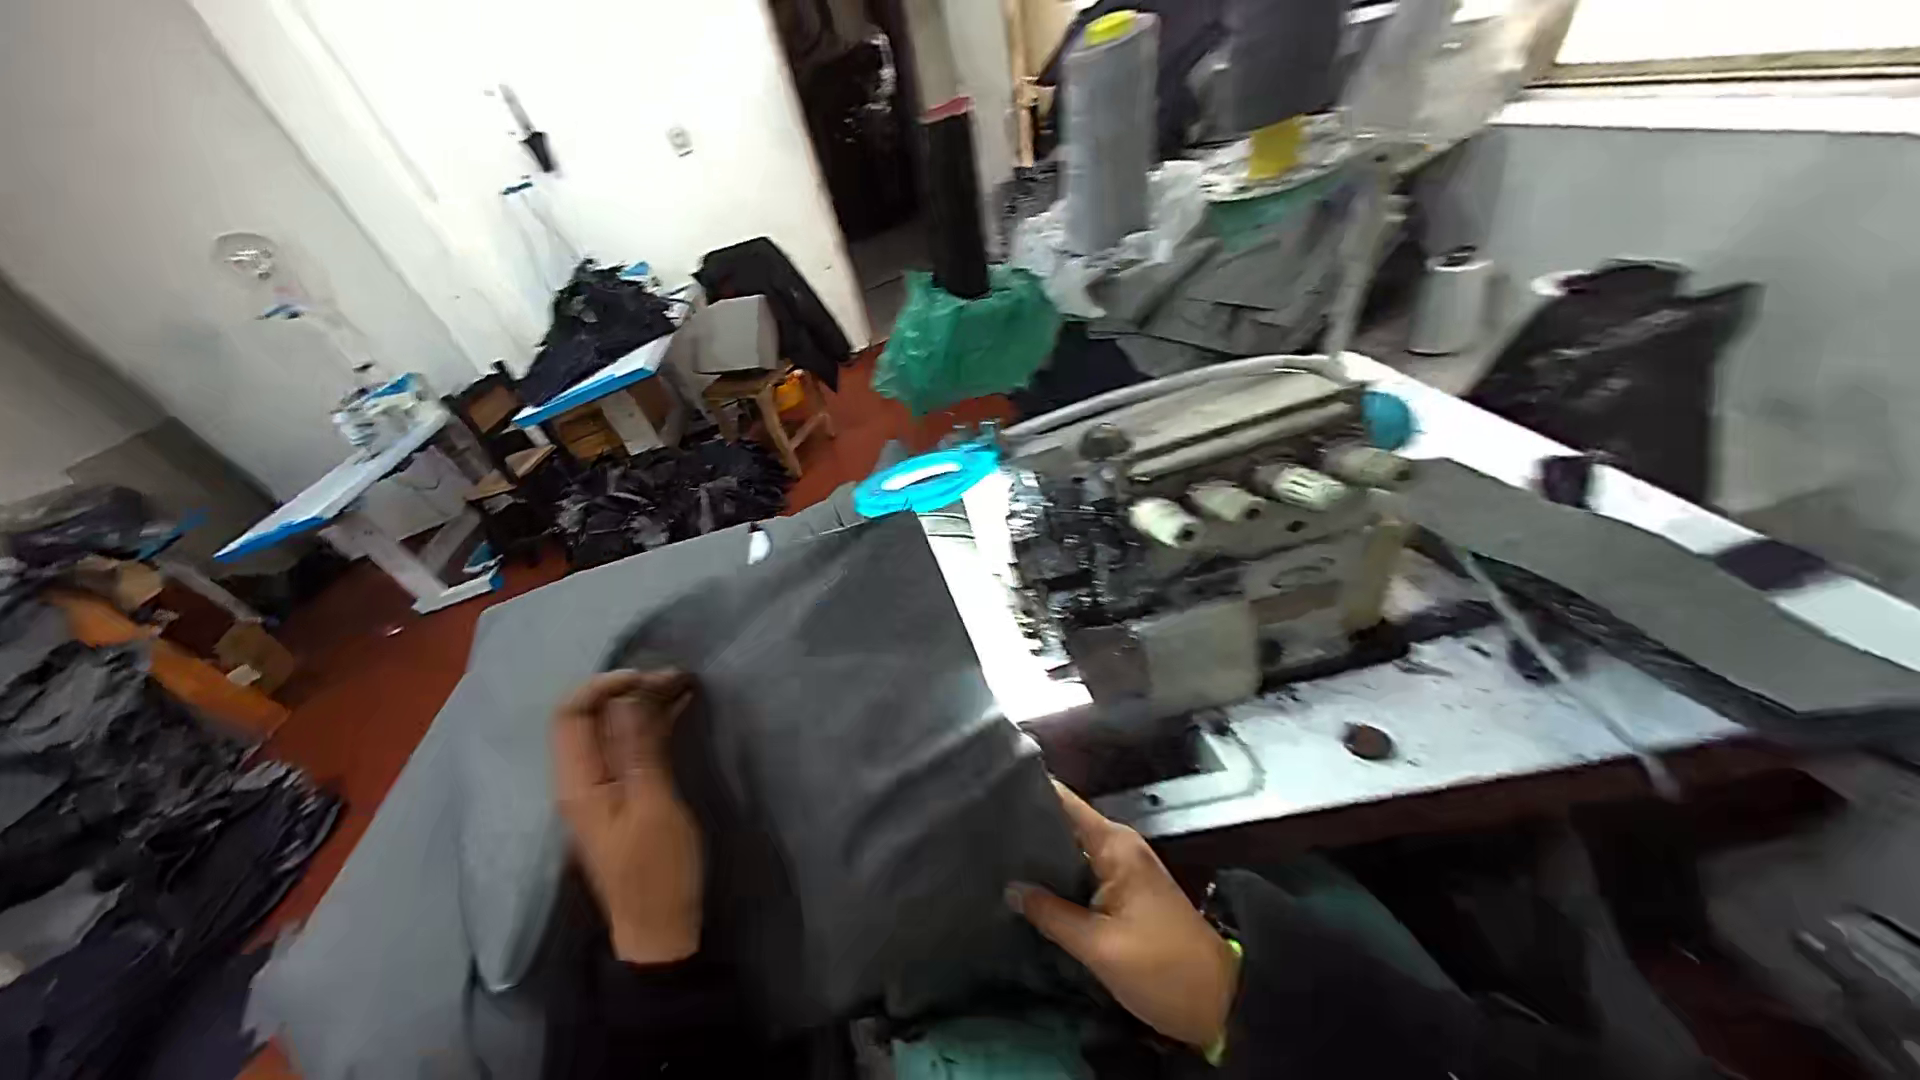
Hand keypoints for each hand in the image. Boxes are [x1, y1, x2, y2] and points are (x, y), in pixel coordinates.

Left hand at [552, 670, 701, 964]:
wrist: (662, 927)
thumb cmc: (657, 870)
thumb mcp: (654, 806)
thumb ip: (640, 749)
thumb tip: (632, 695)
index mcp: (578, 783)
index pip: (570, 715)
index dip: (602, 686)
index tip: (647, 677)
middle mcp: (583, 780)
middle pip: (593, 718)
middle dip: (631, 690)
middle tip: (678, 677)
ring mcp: (605, 787)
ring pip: (617, 730)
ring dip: (646, 704)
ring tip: (685, 684)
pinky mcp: (627, 794)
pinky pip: (634, 746)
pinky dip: (655, 724)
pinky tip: (682, 709)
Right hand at [1008, 782, 1239, 1050]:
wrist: (1220, 1002)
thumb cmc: (1162, 968)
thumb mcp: (1100, 946)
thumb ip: (1052, 914)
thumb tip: (1010, 889)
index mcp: (1114, 844)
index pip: (1065, 802)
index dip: (1030, 793)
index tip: (992, 793)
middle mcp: (1117, 845)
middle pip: (1064, 823)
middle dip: (1028, 827)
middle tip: (984, 832)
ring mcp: (1122, 866)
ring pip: (1070, 848)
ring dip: (1040, 855)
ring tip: (996, 855)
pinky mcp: (1123, 889)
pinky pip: (1081, 870)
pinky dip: (1057, 875)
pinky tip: (1029, 885)